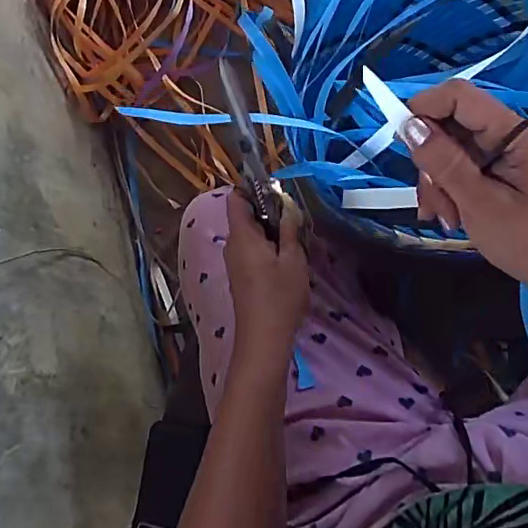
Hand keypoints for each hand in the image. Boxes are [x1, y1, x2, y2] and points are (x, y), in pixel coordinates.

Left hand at [224, 188, 311, 358]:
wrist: (263, 338)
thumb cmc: (279, 296)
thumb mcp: (293, 259)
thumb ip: (289, 230)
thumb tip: (287, 207)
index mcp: (242, 235)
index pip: (236, 199)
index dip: (253, 189)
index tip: (277, 191)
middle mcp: (232, 245)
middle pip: (244, 216)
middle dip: (268, 211)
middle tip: (294, 216)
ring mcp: (234, 262)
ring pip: (249, 235)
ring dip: (270, 232)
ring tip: (295, 237)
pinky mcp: (239, 276)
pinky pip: (250, 250)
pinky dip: (266, 247)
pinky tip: (286, 258)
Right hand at [403, 79, 527, 287]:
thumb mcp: (480, 204)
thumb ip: (444, 163)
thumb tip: (409, 126)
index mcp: (513, 134)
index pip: (459, 95)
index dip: (425, 107)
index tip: (402, 139)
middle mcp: (505, 135)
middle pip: (448, 123)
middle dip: (429, 157)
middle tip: (431, 197)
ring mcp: (498, 153)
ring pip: (445, 147)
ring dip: (435, 180)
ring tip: (445, 215)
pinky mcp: (492, 171)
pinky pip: (454, 166)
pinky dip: (443, 188)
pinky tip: (448, 214)